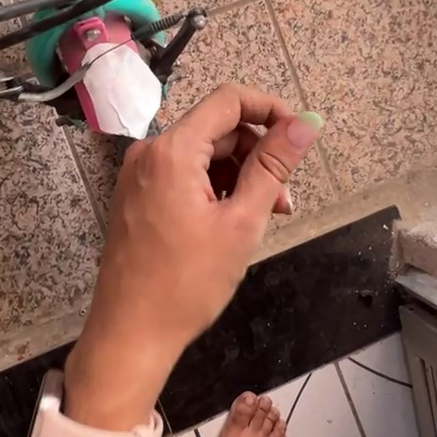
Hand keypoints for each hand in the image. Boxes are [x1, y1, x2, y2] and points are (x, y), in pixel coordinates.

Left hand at [64, 85, 324, 428]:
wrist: (130, 335)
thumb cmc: (187, 284)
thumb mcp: (242, 222)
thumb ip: (274, 166)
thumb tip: (307, 124)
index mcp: (172, 151)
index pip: (229, 100)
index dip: (271, 110)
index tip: (300, 137)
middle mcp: (149, 152)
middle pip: (217, 130)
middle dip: (258, 156)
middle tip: (283, 201)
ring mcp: (139, 175)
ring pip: (203, 155)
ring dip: (239, 176)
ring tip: (262, 218)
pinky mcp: (137, 196)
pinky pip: (184, 174)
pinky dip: (214, 188)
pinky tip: (231, 222)